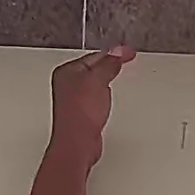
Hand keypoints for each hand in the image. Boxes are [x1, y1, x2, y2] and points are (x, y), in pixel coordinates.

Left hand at [48, 46, 135, 165]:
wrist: (77, 142)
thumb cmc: (79, 114)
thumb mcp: (97, 80)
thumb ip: (109, 64)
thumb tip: (117, 53)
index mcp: (67, 71)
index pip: (94, 56)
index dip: (113, 53)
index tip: (128, 52)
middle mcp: (67, 83)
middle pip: (92, 67)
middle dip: (109, 63)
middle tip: (124, 57)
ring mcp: (74, 98)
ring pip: (94, 81)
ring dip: (106, 77)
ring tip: (117, 72)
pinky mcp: (82, 111)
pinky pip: (95, 95)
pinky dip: (103, 92)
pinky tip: (107, 96)